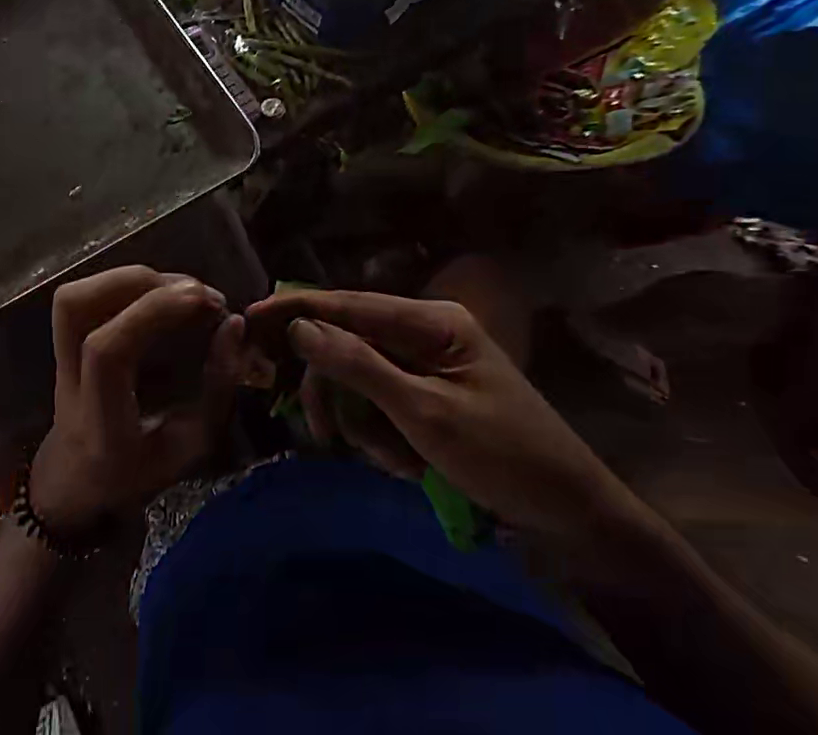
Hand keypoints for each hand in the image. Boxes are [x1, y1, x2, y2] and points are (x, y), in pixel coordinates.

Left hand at [28, 266, 245, 534]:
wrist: (76, 482)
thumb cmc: (138, 472)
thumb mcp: (190, 446)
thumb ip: (215, 389)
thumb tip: (234, 326)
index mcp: (100, 421)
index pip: (106, 353)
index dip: (151, 314)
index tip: (204, 302)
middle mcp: (69, 381)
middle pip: (77, 308)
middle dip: (142, 284)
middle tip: (199, 294)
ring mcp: (58, 357)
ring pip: (74, 297)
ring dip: (131, 278)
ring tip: (181, 290)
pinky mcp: (63, 341)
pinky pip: (85, 297)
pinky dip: (125, 283)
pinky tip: (160, 294)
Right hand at [247, 289, 645, 542]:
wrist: (568, 512)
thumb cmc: (504, 456)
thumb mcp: (425, 413)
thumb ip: (360, 365)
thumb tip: (300, 326)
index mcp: (432, 321)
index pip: (348, 304)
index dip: (296, 310)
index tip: (248, 319)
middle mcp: (425, 333)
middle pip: (347, 347)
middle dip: (336, 394)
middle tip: (326, 435)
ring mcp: (425, 365)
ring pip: (359, 382)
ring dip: (365, 426)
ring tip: (396, 463)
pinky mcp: (425, 395)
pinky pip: (379, 405)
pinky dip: (382, 436)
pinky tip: (408, 466)